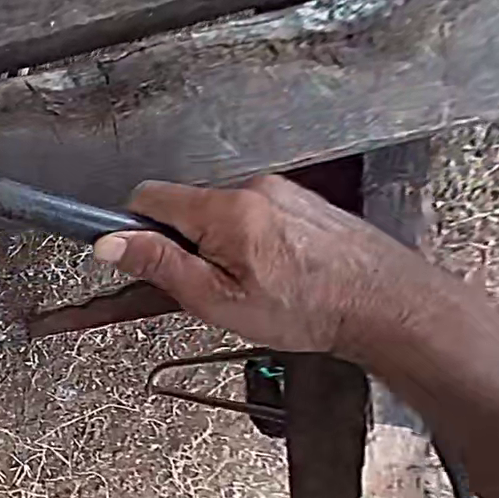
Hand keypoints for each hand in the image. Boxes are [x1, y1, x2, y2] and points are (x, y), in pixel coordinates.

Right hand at [92, 176, 483, 360]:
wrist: (388, 307)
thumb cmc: (305, 309)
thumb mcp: (213, 298)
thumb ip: (158, 264)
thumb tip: (110, 243)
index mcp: (225, 210)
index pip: (147, 197)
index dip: (133, 229)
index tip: (141, 258)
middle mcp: (253, 189)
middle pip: (182, 206)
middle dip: (176, 242)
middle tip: (200, 283)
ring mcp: (281, 192)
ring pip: (214, 212)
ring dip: (209, 243)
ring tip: (239, 281)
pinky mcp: (299, 201)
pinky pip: (247, 214)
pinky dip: (240, 240)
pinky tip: (265, 271)